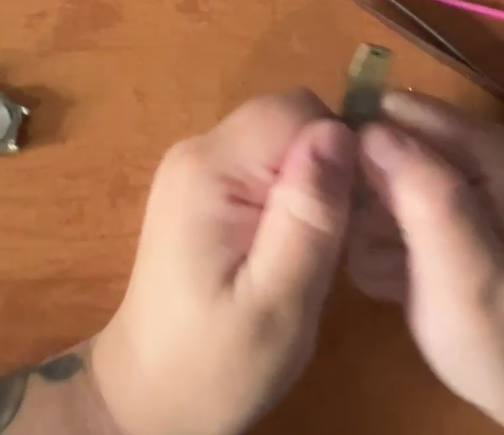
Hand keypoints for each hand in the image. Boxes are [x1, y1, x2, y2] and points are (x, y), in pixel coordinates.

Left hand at [91, 89, 358, 434]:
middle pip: (288, 117)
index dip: (339, 150)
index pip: (296, 111)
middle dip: (325, 164)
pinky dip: (289, 190)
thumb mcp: (279, 301)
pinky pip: (263, 160)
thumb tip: (339, 131)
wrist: (150, 394)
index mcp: (210, 166)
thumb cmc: (217, 363)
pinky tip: (289, 244)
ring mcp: (196, 164)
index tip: (353, 213)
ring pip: (280, 137)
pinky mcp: (201, 183)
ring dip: (310, 180)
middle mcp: (198, 148)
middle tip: (335, 238)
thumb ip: (310, 213)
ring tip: (312, 248)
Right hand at [346, 91, 503, 430]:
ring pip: (359, 182)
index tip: (348, 209)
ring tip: (400, 276)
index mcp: (477, 144)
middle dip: (359, 198)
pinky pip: (365, 213)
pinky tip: (399, 283)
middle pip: (366, 144)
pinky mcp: (419, 212)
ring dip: (364, 231)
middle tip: (385, 254)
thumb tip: (371, 129)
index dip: (353, 151)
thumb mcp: (472, 271)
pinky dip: (372, 250)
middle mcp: (454, 149)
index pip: (382, 111)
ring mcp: (435, 181)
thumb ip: (426, 194)